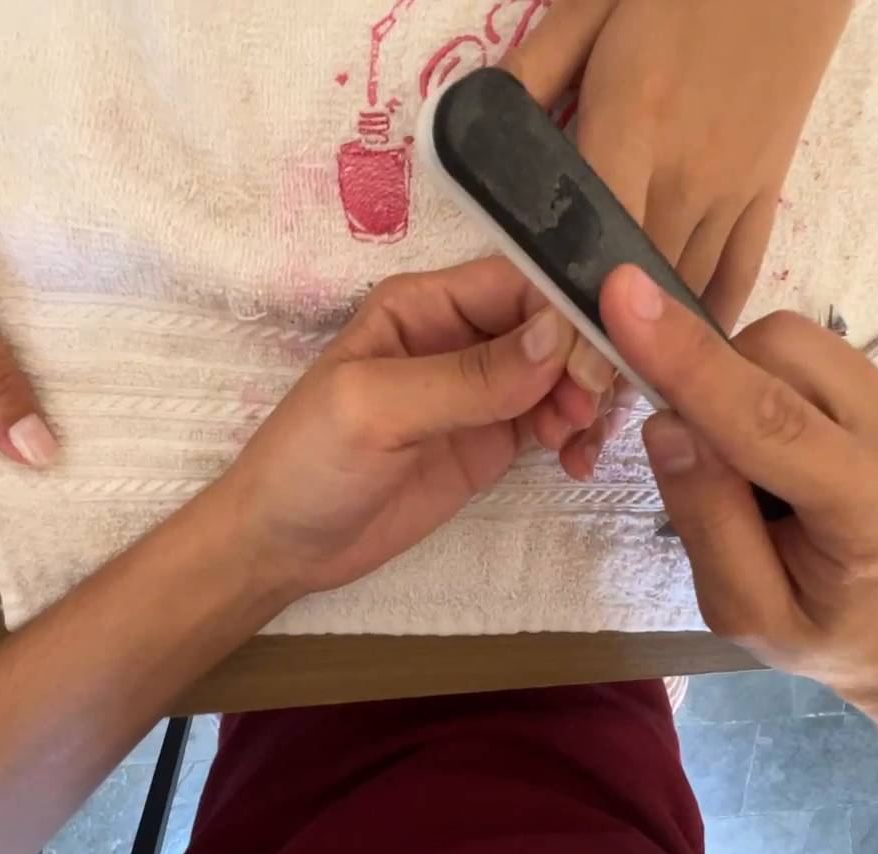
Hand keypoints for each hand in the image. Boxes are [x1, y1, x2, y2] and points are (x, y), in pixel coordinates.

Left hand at [201, 258, 574, 598]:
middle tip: (588, 412)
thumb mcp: (376, 409)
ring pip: (560, 375)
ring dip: (586, 401)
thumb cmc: (309, 463)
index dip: (564, 314)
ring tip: (578, 443)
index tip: (592, 363)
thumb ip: (466, 377)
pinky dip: (575, 435)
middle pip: (550, 328)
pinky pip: (550, 422)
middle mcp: (459, 339)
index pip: (517, 285)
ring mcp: (479, 394)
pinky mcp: (490, 442)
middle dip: (584, 361)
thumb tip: (557, 338)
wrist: (286, 545)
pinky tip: (575, 462)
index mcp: (424, 307)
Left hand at [504, 0, 851, 474]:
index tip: (562, 377)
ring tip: (628, 410)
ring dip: (662, 356)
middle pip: (640, 289)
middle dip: (612, 357)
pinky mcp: (767, 193)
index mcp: (629, 128)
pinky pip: (737, 273)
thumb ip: (529, 81)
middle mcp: (683, 174)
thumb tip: (476, 130)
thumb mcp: (587, 12)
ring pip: (688, 294)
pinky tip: (694, 363)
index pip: (593, 247)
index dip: (577, 317)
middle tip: (584, 418)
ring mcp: (734, 189)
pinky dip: (711, 322)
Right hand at [602, 265, 877, 704]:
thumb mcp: (736, 606)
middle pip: (783, 353)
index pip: (771, 424)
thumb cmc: (814, 631)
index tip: (625, 299)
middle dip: (715, 382)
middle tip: (703, 456)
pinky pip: (816, 358)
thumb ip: (703, 516)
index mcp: (876, 518)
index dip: (693, 362)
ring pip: (798, 343)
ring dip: (742, 386)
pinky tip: (785, 451)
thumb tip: (667, 421)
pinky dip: (773, 391)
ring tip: (751, 464)